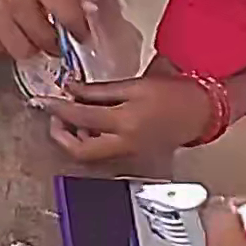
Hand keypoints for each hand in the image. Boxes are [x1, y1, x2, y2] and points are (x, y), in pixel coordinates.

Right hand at [0, 0, 88, 59]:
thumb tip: (69, 13)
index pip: (68, 15)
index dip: (79, 29)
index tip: (81, 34)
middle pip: (45, 39)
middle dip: (55, 44)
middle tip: (56, 42)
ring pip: (22, 50)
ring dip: (32, 49)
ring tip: (33, 41)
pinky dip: (7, 44)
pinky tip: (10, 34)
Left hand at [33, 75, 213, 162]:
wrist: (203, 113)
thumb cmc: (173, 93)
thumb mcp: (134, 85)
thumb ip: (98, 91)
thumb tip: (69, 89)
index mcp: (127, 121)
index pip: (81, 117)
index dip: (58, 108)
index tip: (43, 100)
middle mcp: (125, 144)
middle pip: (79, 150)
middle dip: (60, 135)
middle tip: (56, 116)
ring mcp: (128, 156)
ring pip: (88, 156)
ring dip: (73, 139)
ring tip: (74, 118)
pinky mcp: (131, 160)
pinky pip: (101, 155)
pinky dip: (89, 142)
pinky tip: (90, 127)